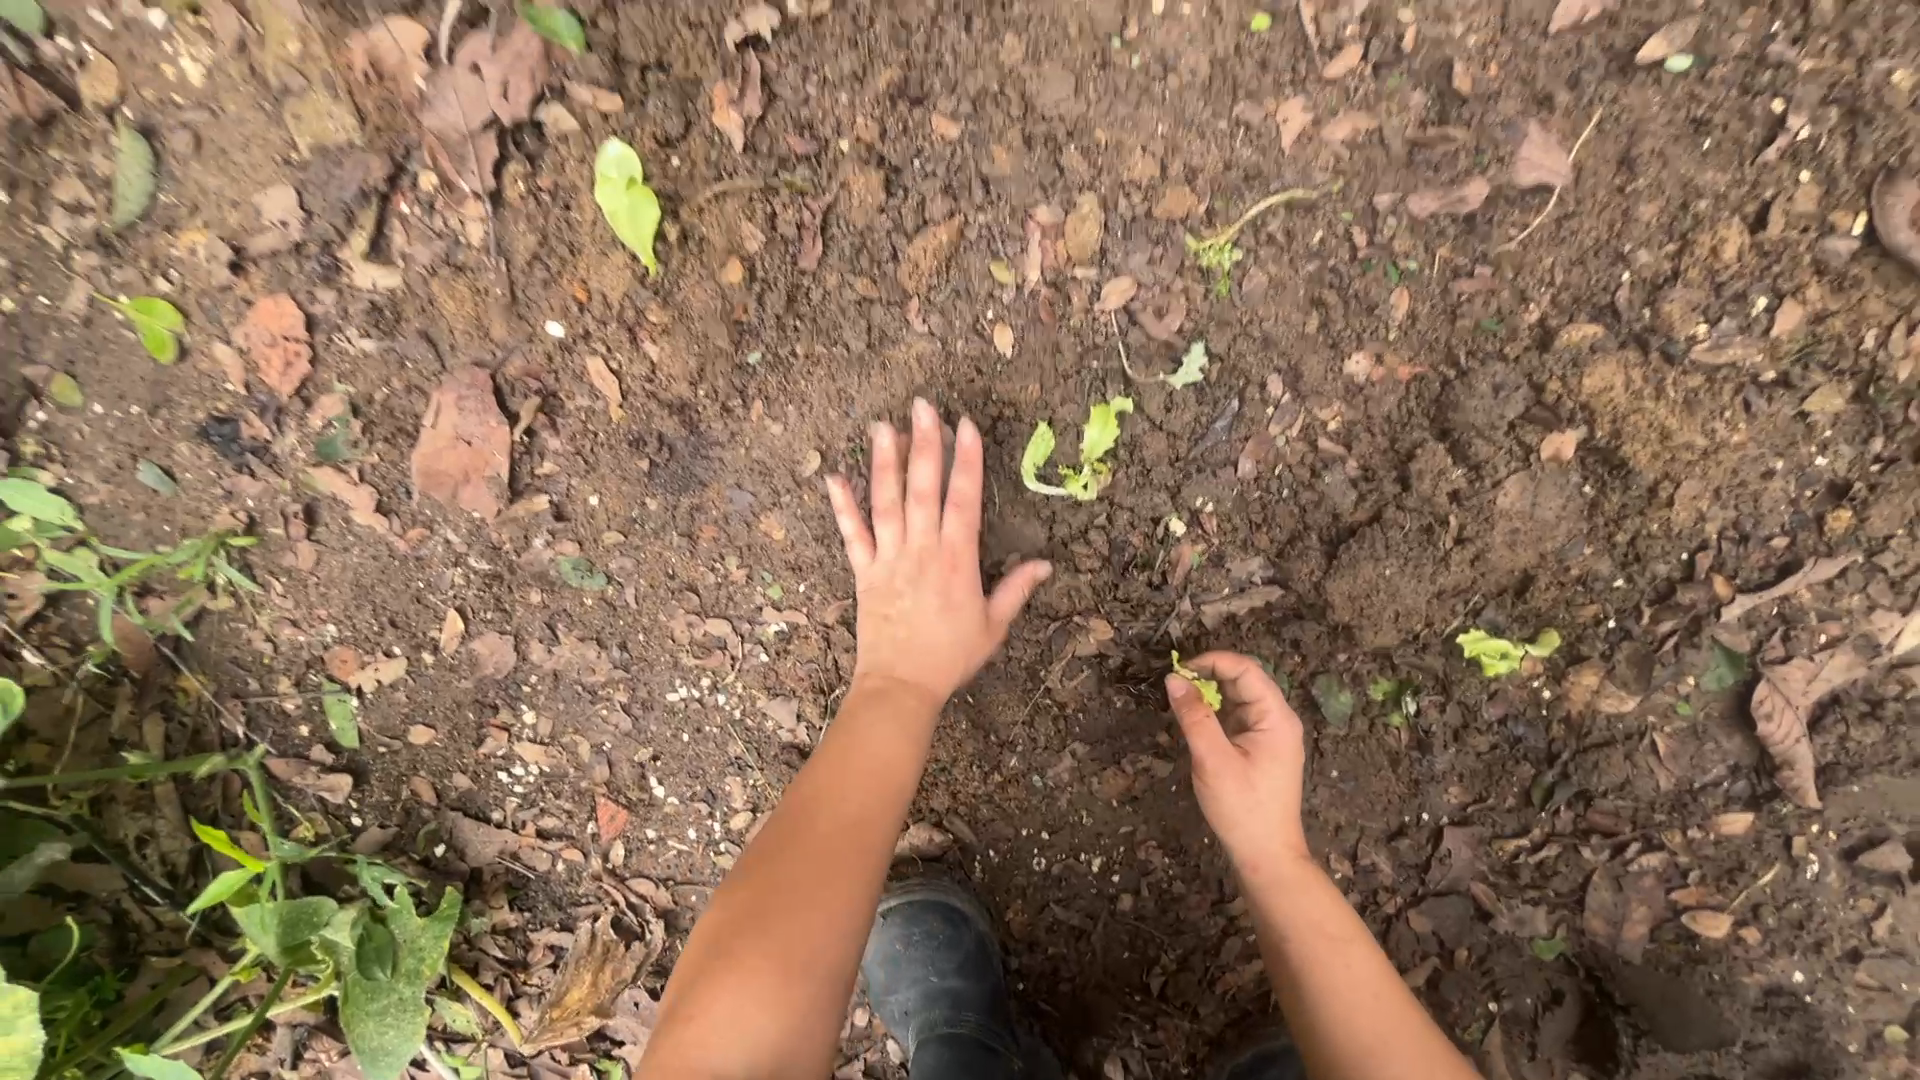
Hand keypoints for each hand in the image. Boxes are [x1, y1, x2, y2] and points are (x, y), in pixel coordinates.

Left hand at [826, 399, 1051, 706]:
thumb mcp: (993, 625)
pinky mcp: (864, 572)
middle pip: (923, 489)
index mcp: (957, 560)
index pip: (964, 499)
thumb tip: (1045, 564)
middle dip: (924, 445)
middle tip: (921, 407)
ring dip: (884, 464)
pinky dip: (842, 506)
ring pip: (886, 503)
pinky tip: (834, 477)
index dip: (966, 460)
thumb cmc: (951, 657)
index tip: (965, 425)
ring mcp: (889, 558)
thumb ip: (1016, 590)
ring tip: (881, 427)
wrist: (901, 685)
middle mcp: (922, 550)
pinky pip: (852, 534)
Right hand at [1166, 653, 1310, 877]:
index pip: (1245, 669)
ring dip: (1208, 694)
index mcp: (1276, 717)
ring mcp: (1269, 733)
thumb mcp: (1212, 759)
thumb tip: (1173, 679)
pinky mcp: (1258, 747)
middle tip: (1175, 685)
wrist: (1266, 854)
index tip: (1179, 670)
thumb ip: (1193, 716)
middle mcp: (1277, 719)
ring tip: (1180, 702)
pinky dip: (1213, 713)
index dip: (1212, 661)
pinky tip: (1194, 721)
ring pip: (1237, 698)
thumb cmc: (1242, 807)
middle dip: (1208, 675)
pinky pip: (1235, 716)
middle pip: (1242, 680)